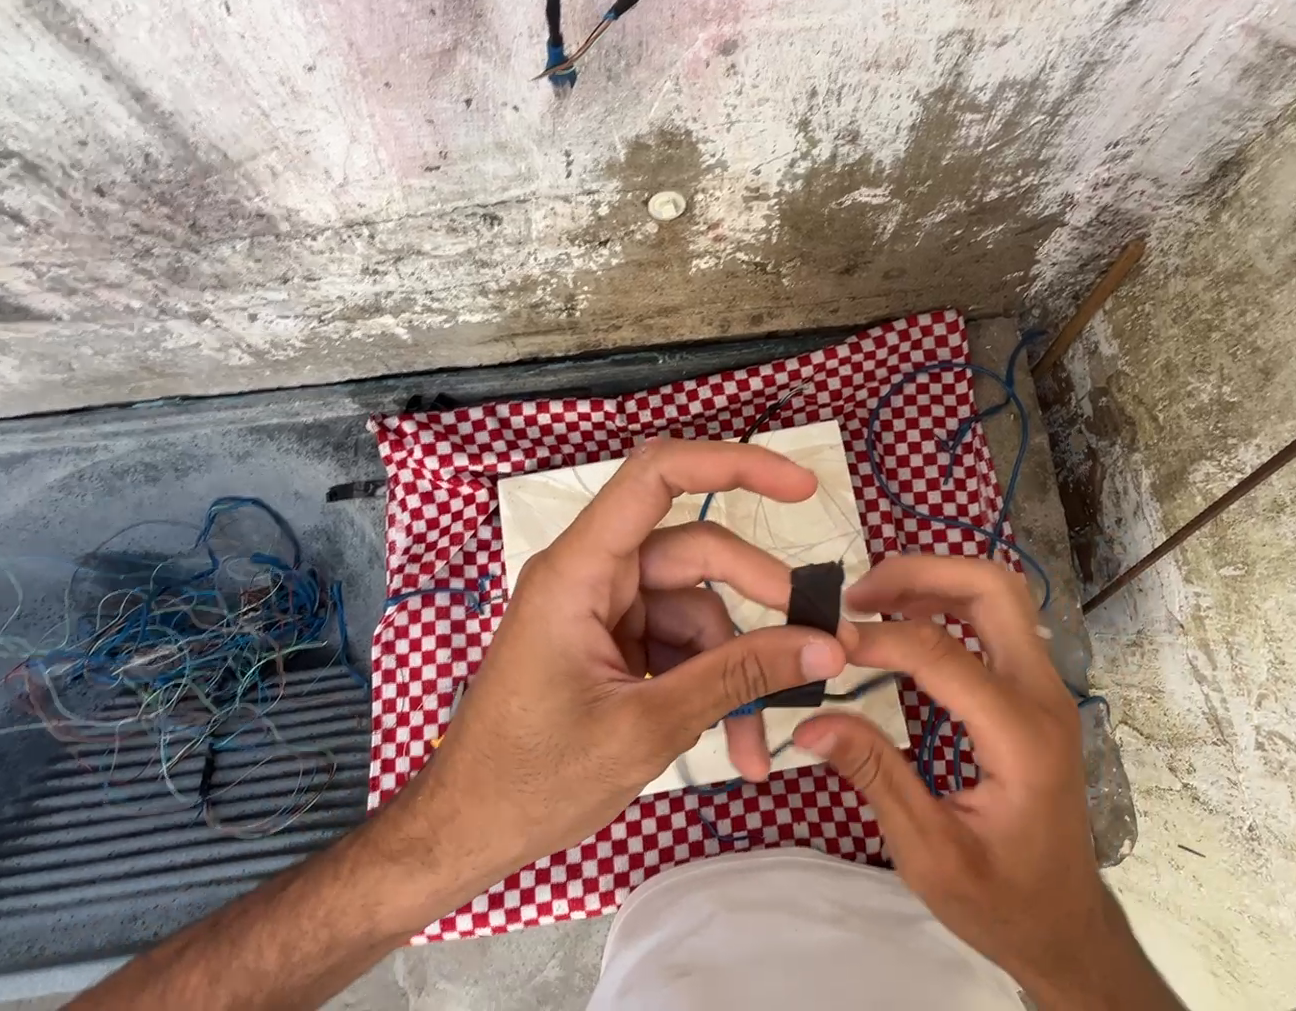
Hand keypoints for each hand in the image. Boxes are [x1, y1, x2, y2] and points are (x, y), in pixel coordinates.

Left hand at [383, 437, 850, 883]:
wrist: (469, 832)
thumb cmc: (535, 778)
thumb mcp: (649, 727)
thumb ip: (739, 678)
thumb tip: (827, 648)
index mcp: (579, 570)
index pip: (656, 477)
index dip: (732, 463)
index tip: (801, 488)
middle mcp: (592, 575)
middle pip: (695, 554)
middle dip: (757, 600)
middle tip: (817, 648)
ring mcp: (603, 610)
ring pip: (697, 610)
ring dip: (735, 670)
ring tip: (755, 744)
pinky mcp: (613, 643)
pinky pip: (680, 645)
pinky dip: (710, 687)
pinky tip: (730, 744)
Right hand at [792, 556, 1181, 1008]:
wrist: (1066, 925)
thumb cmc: (1002, 900)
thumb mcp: (928, 854)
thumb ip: (874, 777)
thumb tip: (810, 722)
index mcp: (1021, 737)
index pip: (941, 654)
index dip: (877, 639)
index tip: (825, 644)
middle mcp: (1043, 696)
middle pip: (993, 589)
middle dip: (921, 573)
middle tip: (857, 594)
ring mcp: (1046, 689)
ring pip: (1000, 594)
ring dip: (936, 580)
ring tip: (873, 598)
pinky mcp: (1035, 693)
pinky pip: (997, 620)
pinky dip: (949, 601)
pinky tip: (904, 620)